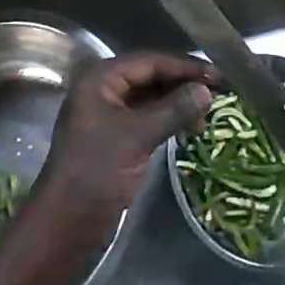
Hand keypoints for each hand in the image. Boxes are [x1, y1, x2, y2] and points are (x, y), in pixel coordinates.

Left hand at [39, 52, 218, 222]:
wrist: (66, 223)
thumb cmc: (96, 171)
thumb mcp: (137, 137)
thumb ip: (173, 109)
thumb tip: (206, 90)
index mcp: (101, 78)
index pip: (150, 61)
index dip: (185, 66)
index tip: (218, 74)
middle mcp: (104, 88)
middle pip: (151, 75)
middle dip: (183, 83)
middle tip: (218, 93)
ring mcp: (109, 112)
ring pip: (151, 96)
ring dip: (178, 102)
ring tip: (207, 116)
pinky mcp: (116, 135)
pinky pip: (147, 116)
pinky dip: (168, 118)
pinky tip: (190, 127)